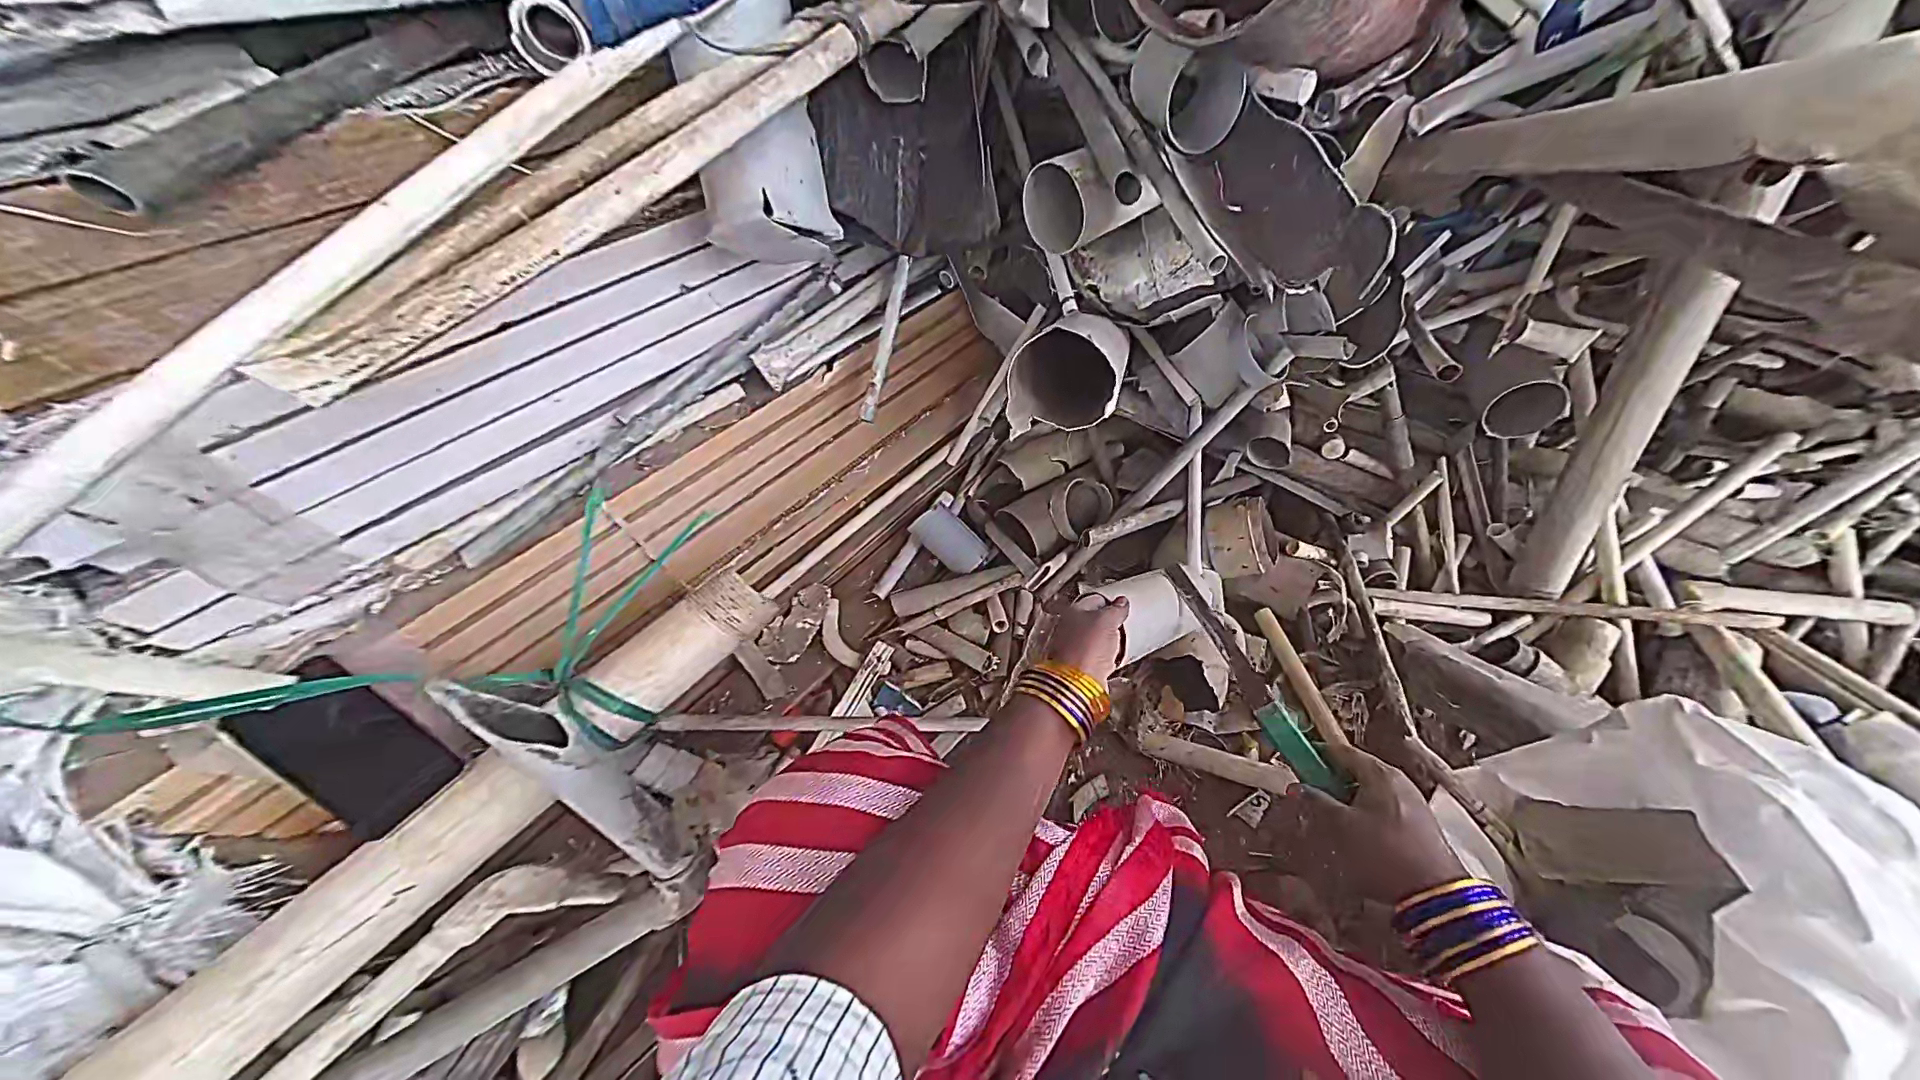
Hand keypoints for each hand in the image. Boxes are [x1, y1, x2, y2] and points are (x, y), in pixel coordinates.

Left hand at [1041, 593, 1129, 683]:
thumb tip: (1122, 602)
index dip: (1107, 601)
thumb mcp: (1107, 621)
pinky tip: (1113, 659)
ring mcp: (1072, 650)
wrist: (1079, 682)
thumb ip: (1115, 610)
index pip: (1092, 600)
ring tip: (1120, 641)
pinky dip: (1104, 658)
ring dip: (1105, 641)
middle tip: (1121, 622)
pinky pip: (1095, 658)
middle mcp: (1068, 630)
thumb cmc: (1087, 647)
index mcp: (1072, 612)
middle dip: (1106, 622)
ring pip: (1092, 640)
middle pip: (1090, 621)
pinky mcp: (1079, 668)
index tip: (1120, 604)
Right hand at [1275, 743, 1466, 905]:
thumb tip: (1296, 787)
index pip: (1341, 751)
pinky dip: (1363, 812)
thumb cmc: (1383, 853)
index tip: (1296, 763)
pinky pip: (1382, 807)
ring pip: (1368, 791)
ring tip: (1330, 818)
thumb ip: (1315, 801)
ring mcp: (1412, 802)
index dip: (1315, 754)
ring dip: (1346, 799)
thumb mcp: (1340, 826)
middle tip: (1310, 795)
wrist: (1436, 896)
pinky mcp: (1419, 824)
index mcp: (1380, 774)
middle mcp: (1399, 782)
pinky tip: (1355, 834)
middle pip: (1355, 771)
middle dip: (1329, 781)